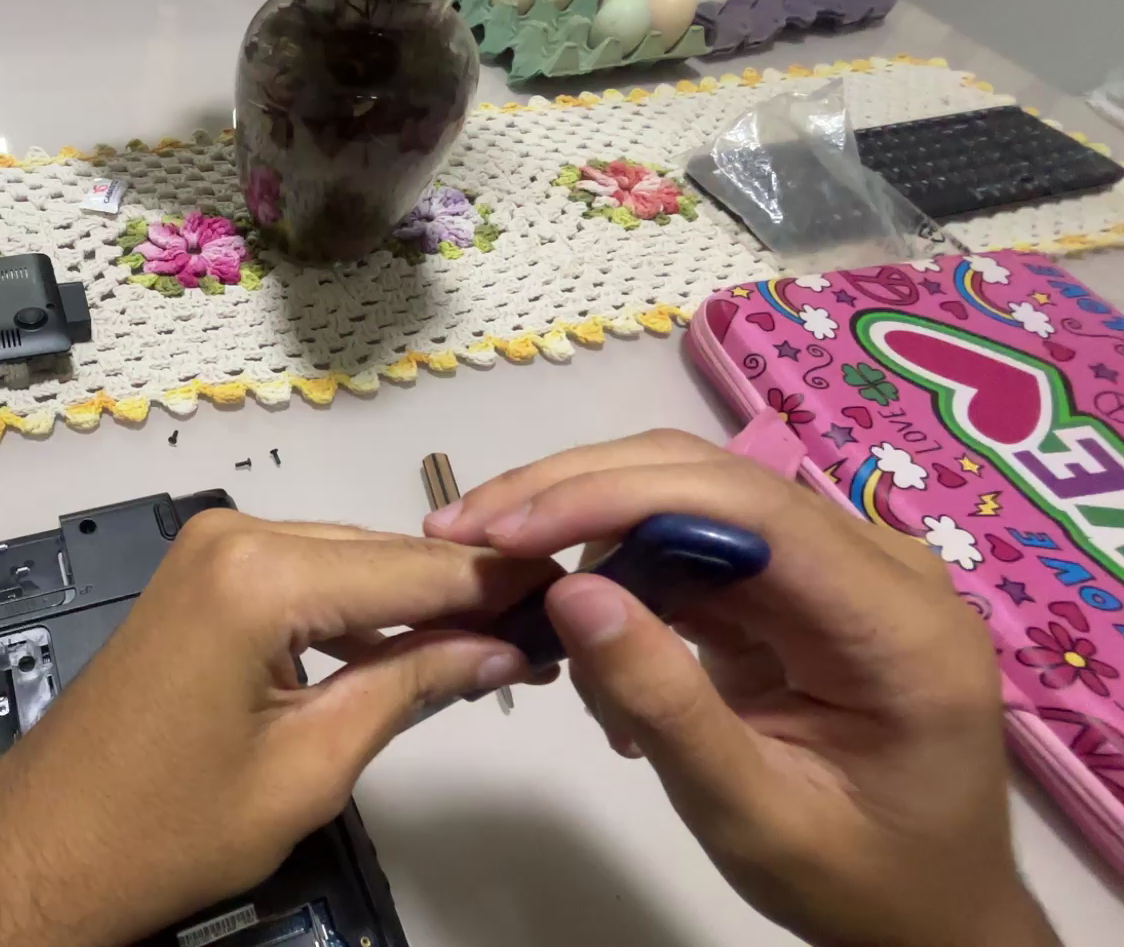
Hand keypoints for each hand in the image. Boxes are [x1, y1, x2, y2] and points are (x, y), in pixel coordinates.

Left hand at [0, 510, 557, 946]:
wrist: (51, 838)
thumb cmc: (173, 822)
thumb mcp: (310, 766)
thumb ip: (408, 686)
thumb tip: (497, 648)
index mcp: (260, 575)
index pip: (409, 568)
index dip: (492, 584)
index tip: (563, 594)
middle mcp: (235, 535)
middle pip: (374, 555)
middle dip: (452, 592)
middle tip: (535, 629)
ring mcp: (211, 548)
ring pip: (338, 560)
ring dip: (403, 600)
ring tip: (482, 641)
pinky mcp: (200, 572)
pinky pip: (296, 575)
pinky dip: (348, 606)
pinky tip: (396, 641)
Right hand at [425, 430, 1059, 946]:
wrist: (914, 905)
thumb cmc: (850, 876)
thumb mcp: (749, 814)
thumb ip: (664, 704)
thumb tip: (567, 591)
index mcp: (892, 621)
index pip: (741, 507)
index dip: (610, 499)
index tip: (504, 534)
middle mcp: (862, 559)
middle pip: (691, 473)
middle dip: (564, 490)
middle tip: (463, 529)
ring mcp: (813, 556)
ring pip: (664, 485)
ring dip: (565, 516)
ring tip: (495, 570)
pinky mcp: (768, 571)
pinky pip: (661, 530)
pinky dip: (590, 553)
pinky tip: (558, 605)